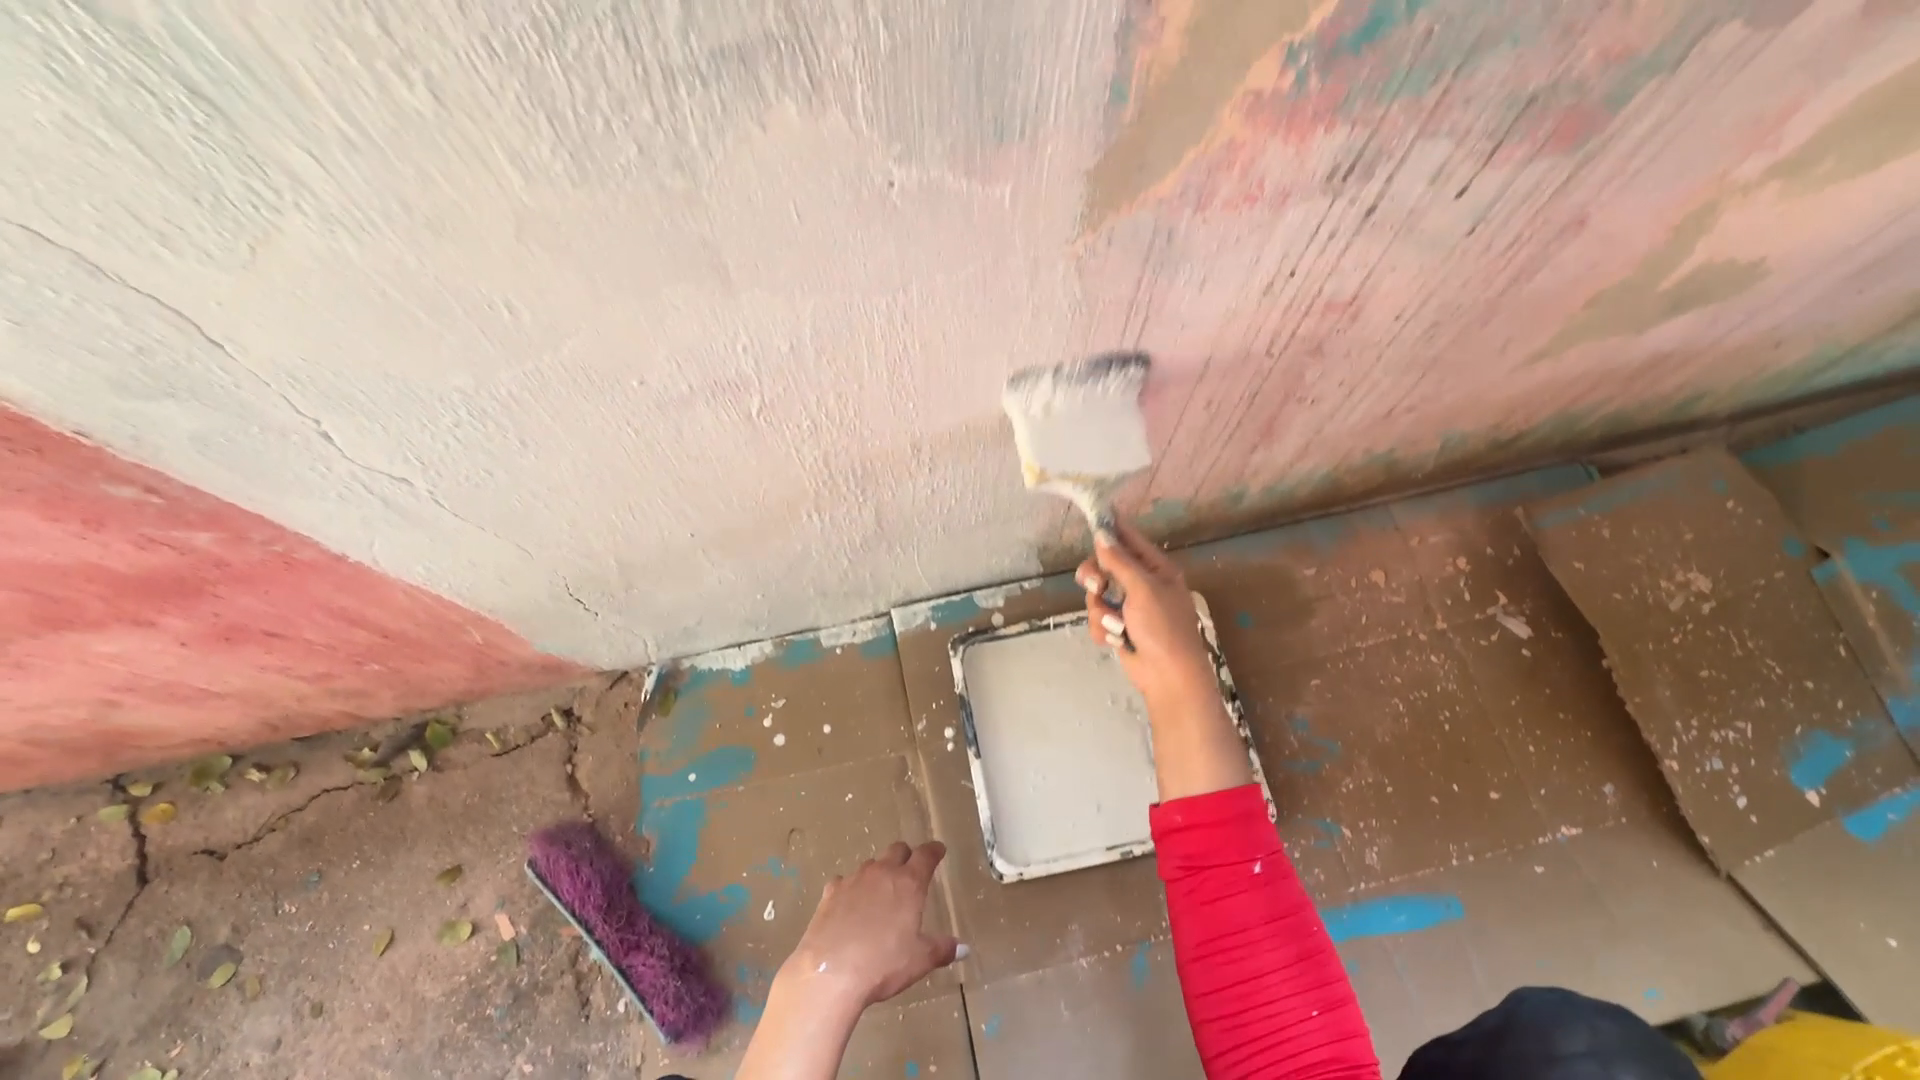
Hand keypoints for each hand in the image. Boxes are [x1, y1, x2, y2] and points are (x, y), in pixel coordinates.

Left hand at [781, 841, 959, 1008]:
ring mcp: (853, 880)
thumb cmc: (883, 964)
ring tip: (881, 891)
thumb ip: (942, 949)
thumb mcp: (919, 960)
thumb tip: (963, 948)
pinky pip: (844, 881)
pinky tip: (849, 904)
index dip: (934, 851)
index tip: (938, 849)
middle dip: (906, 856)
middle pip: (896, 850)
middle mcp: (881, 873)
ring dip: (879, 872)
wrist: (830, 974)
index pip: (925, 855)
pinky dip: (851, 888)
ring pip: (871, 864)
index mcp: (908, 884)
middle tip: (910, 869)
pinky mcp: (829, 893)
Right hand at [1077, 522, 1217, 711]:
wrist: (1167, 676)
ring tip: (1116, 626)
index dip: (1112, 530)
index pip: (1130, 540)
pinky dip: (1103, 630)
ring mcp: (1129, 608)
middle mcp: (1142, 585)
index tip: (1094, 518)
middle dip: (1097, 579)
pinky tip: (1115, 640)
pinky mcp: (1118, 628)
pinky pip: (1097, 619)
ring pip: (1097, 596)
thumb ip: (1119, 561)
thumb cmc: (1163, 628)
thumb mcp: (1143, 589)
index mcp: (1156, 569)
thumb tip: (1102, 534)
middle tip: (1095, 586)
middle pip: (1105, 567)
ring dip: (1101, 612)